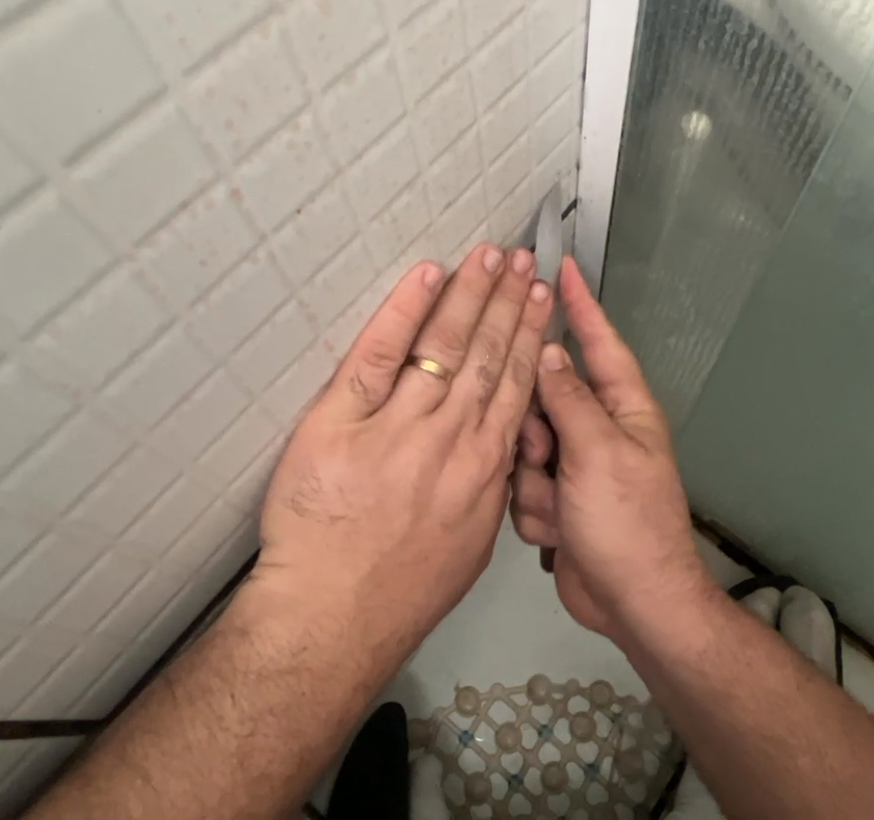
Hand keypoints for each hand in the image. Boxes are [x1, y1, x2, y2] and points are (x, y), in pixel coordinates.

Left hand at [254, 243, 552, 659]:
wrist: (333, 616)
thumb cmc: (404, 590)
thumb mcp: (473, 540)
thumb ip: (491, 483)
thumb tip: (500, 444)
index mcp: (486, 464)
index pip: (517, 382)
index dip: (530, 334)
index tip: (541, 299)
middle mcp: (451, 436)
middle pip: (488, 354)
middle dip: (508, 301)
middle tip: (521, 259)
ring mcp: (397, 426)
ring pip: (444, 346)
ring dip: (470, 295)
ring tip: (487, 257)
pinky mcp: (342, 422)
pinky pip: (378, 355)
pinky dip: (402, 311)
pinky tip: (424, 277)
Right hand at [509, 258, 714, 642]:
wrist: (632, 604)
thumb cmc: (627, 522)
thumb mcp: (597, 453)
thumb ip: (568, 398)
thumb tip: (548, 350)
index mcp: (623, 408)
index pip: (599, 343)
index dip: (580, 305)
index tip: (561, 267)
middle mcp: (597, 430)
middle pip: (543, 399)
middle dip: (536, 433)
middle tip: (544, 459)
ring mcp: (575, 467)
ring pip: (525, 446)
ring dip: (535, 483)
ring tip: (558, 510)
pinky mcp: (557, 501)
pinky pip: (524, 486)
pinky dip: (536, 512)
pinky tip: (556, 535)